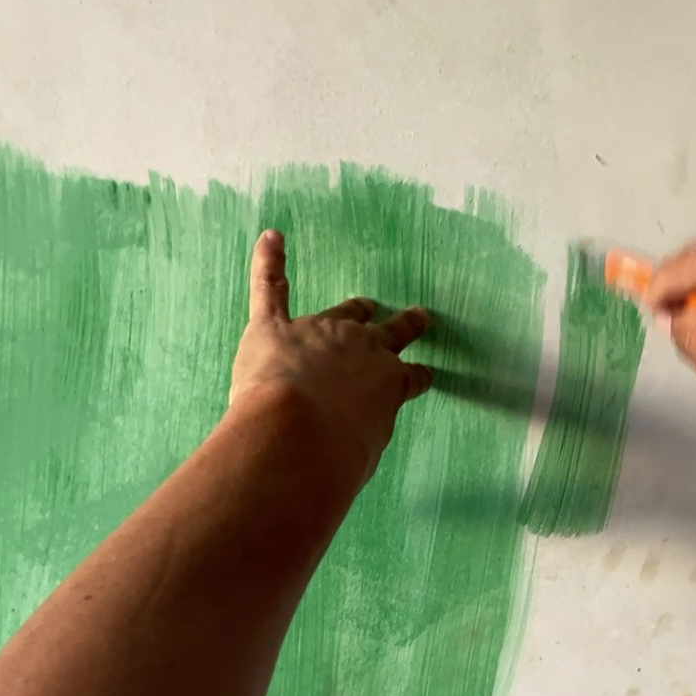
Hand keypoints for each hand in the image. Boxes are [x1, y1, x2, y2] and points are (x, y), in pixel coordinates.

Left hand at [229, 230, 432, 480]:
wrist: (300, 435)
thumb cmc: (338, 456)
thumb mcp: (364, 452)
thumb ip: (361, 433)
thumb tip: (349, 433)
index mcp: (389, 384)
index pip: (411, 378)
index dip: (419, 377)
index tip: (425, 375)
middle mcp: (363, 350)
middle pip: (390, 333)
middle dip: (405, 325)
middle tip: (418, 316)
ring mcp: (322, 333)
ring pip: (344, 313)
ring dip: (356, 307)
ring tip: (364, 301)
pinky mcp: (275, 327)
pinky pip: (272, 287)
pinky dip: (269, 262)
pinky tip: (271, 239)